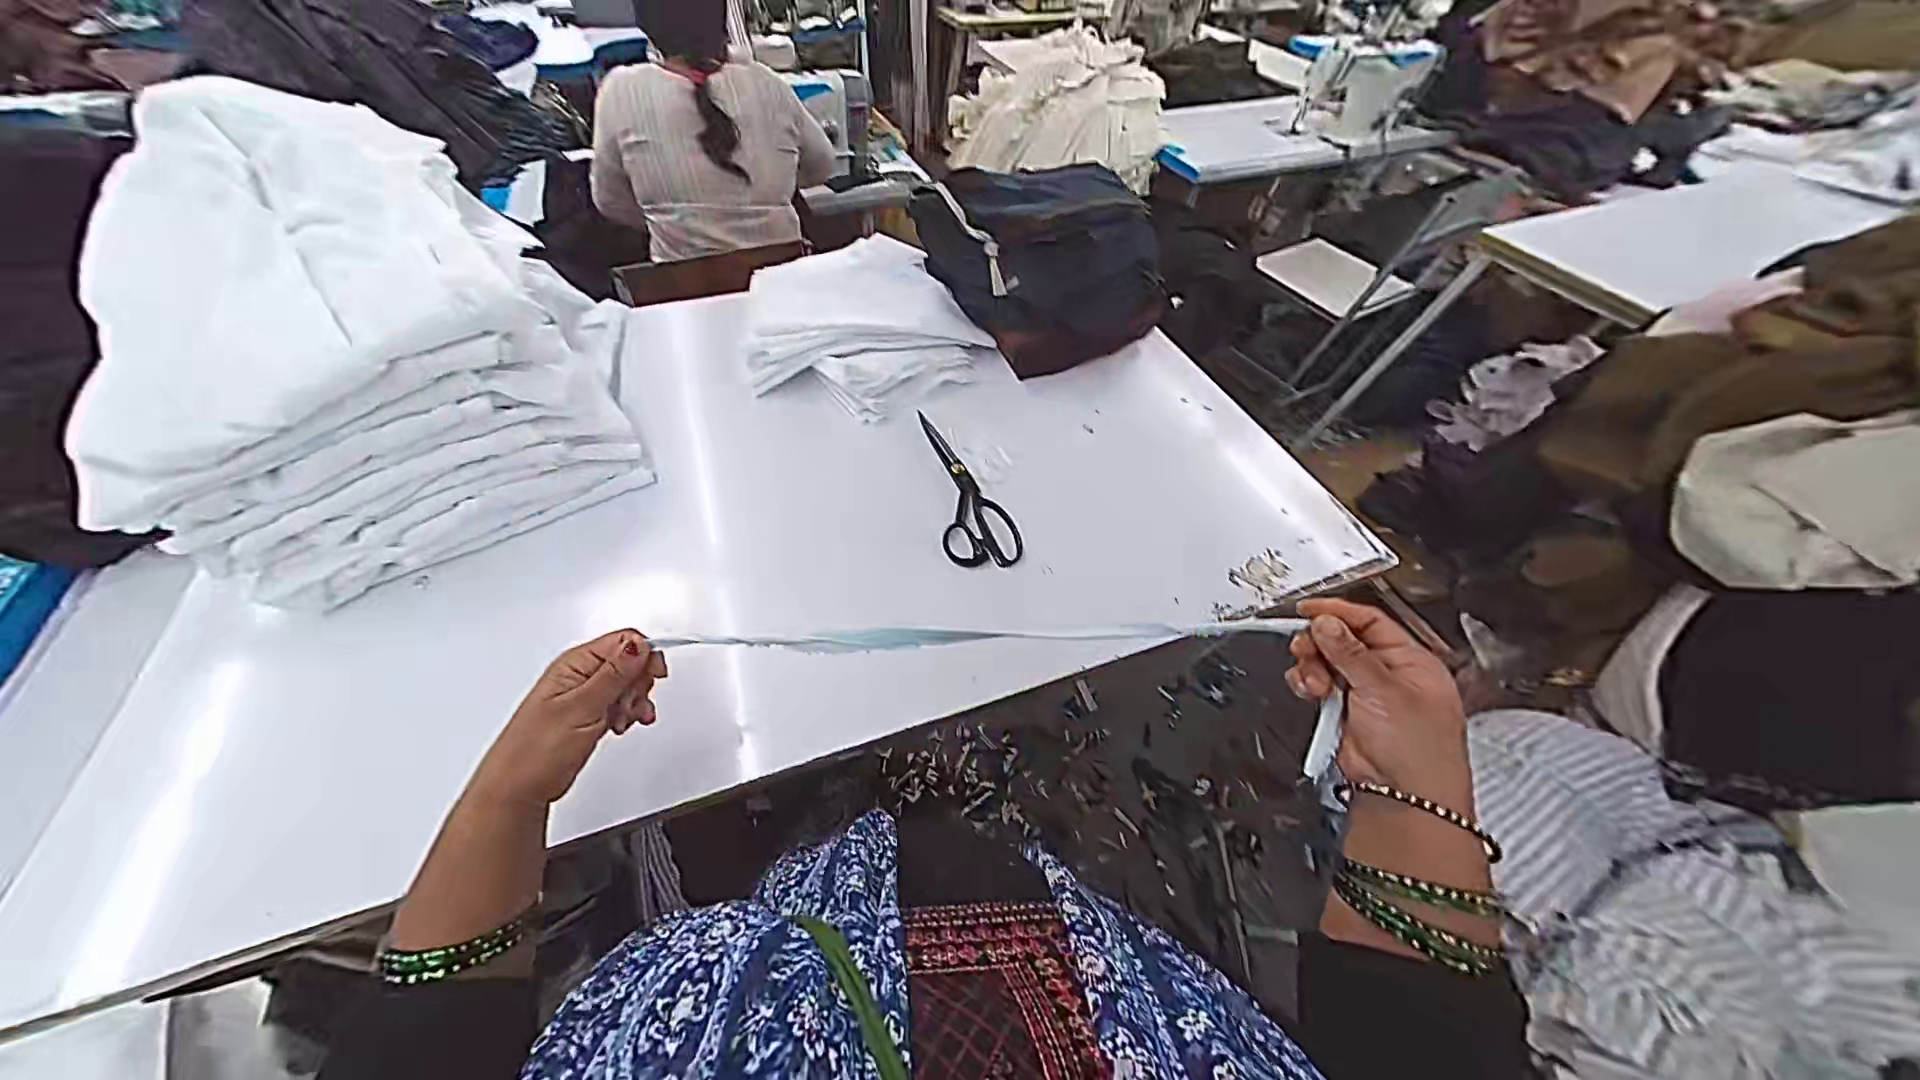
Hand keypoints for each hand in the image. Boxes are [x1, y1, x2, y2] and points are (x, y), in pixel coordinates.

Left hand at [470, 630, 668, 807]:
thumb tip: (639, 644)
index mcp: (575, 663)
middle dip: (640, 682)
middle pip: (631, 661)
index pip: (624, 641)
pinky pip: (621, 703)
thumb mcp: (582, 707)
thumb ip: (614, 674)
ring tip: (623, 720)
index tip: (653, 677)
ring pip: (629, 684)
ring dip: (635, 701)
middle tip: (629, 703)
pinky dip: (629, 714)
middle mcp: (580, 675)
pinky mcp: (590, 714)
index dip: (645, 656)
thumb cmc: (534, 752)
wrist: (517, 792)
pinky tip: (621, 726)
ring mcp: (585, 695)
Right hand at [1286, 598, 1472, 813]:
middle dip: (1319, 644)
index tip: (1309, 609)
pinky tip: (1312, 693)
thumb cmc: (1417, 751)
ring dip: (1311, 667)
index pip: (1369, 622)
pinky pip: (1315, 682)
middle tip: (1307, 648)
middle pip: (1340, 639)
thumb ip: (1350, 653)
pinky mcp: (1342, 708)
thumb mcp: (1385, 691)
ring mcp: (1363, 691)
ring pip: (1323, 661)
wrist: (1403, 796)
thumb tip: (1327, 623)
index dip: (1338, 612)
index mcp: (1410, 661)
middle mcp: (1386, 673)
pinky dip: (1307, 684)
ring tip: (1314, 683)